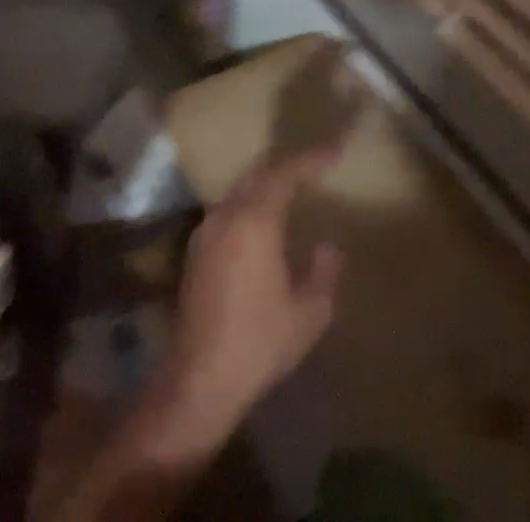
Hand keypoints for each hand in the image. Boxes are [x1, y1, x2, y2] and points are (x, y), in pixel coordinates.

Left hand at [150, 148, 344, 456]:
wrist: (200, 378)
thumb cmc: (260, 342)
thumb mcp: (310, 312)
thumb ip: (324, 271)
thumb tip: (326, 246)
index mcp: (255, 222)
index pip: (285, 173)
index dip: (311, 159)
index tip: (335, 150)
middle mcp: (225, 217)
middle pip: (256, 175)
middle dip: (286, 165)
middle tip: (314, 164)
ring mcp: (204, 234)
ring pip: (237, 192)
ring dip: (264, 184)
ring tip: (293, 189)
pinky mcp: (194, 254)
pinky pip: (227, 213)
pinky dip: (249, 205)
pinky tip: (264, 223)